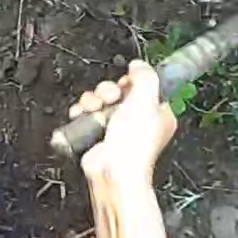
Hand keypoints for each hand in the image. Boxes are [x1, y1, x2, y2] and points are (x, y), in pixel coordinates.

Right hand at [70, 59, 176, 187]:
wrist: (112, 172)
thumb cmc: (133, 144)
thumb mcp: (146, 100)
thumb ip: (144, 76)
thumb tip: (138, 65)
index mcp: (156, 114)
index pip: (142, 86)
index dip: (130, 82)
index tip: (125, 85)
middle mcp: (137, 121)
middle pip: (116, 91)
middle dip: (106, 91)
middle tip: (109, 99)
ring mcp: (116, 128)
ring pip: (99, 100)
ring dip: (91, 100)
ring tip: (92, 109)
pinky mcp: (97, 134)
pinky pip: (86, 113)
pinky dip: (81, 112)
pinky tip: (81, 115)